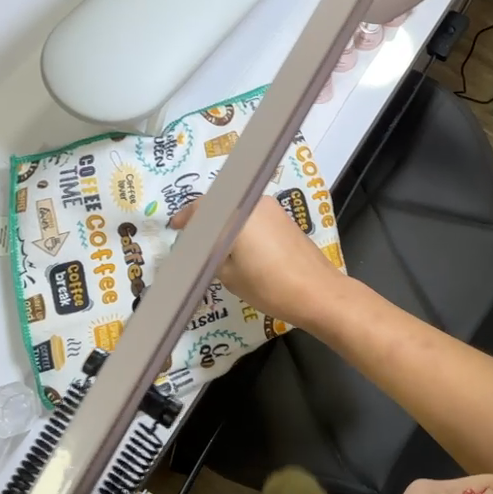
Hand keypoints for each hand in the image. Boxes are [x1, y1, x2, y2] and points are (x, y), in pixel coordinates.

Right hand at [170, 196, 343, 321]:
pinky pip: (252, 214)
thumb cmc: (268, 285)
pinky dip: (239, 223)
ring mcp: (271, 208)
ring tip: (210, 242)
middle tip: (191, 236)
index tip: (175, 227)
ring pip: (237, 207)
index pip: (203, 207)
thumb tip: (198, 247)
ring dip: (222, 219)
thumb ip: (209, 254)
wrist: (317, 291)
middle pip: (221, 203)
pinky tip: (234, 243)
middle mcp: (253, 202)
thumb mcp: (228, 275)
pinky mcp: (283, 218)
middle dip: (204, 217)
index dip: (186, 216)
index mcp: (236, 212)